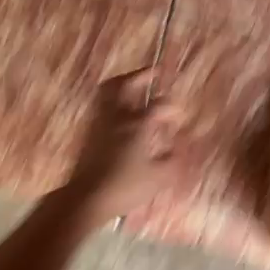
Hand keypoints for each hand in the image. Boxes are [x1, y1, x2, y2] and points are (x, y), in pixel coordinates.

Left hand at [64, 70, 178, 217]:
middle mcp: (119, 115)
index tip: (179, 115)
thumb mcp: (158, 178)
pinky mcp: (89, 129)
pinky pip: (101, 103)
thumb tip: (180, 148)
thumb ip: (172, 160)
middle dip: (142, 75)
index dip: (172, 107)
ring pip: (109, 90)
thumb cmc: (126, 187)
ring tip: (133, 84)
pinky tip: (119, 109)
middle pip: (127, 83)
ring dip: (123, 82)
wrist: (88, 197)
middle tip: (154, 72)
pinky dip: (112, 98)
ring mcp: (101, 120)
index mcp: (138, 124)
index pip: (159, 105)